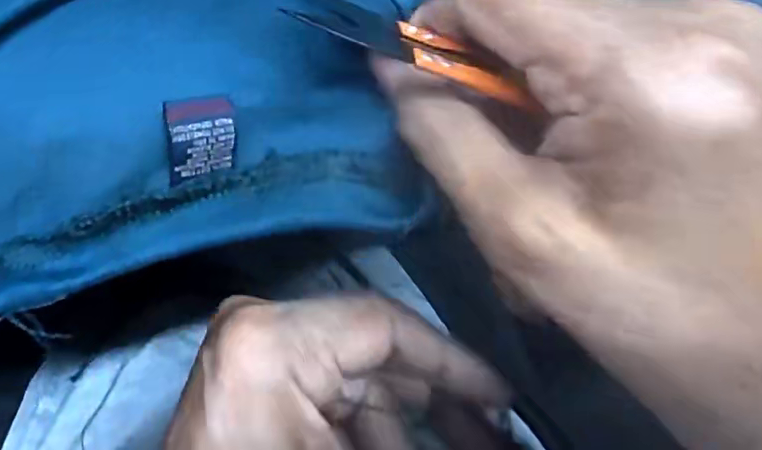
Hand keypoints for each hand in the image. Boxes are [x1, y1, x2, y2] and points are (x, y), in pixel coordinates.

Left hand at [163, 294, 512, 449]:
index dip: (450, 360)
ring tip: (475, 443)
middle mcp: (263, 328)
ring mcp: (258, 356)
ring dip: (414, 425)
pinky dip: (376, 432)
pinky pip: (333, 403)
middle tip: (501, 435)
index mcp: (273, 338)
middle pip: (373, 353)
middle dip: (438, 399)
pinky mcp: (260, 387)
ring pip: (357, 383)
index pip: (380, 324)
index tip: (504, 396)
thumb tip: (492, 435)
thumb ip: (410, 441)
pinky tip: (421, 445)